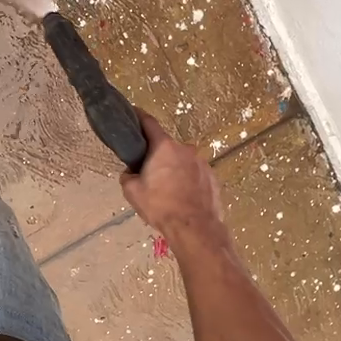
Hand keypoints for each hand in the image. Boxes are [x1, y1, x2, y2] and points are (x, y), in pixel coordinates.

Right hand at [121, 111, 225, 242]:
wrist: (194, 228)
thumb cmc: (160, 206)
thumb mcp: (132, 191)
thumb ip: (128, 176)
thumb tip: (131, 173)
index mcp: (163, 147)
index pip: (149, 123)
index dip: (138, 117)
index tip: (132, 113)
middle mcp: (185, 149)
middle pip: (166, 146)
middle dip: (156, 155)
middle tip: (148, 172)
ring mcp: (202, 163)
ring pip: (181, 161)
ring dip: (173, 169)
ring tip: (167, 190)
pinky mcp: (212, 177)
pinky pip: (194, 174)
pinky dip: (187, 180)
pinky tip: (182, 197)